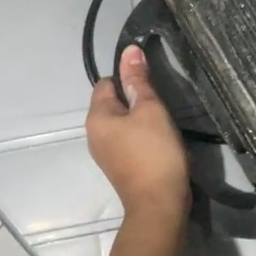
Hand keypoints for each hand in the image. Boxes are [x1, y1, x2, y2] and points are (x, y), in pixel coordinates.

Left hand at [87, 44, 190, 221]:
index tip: (151, 85)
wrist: (159, 205)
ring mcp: (104, 153)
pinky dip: (141, 137)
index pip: (107, 83)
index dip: (128, 78)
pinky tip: (159, 142)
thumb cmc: (154, 153)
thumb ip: (139, 80)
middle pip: (113, 103)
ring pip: (122, 123)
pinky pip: (127, 140)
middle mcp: (94, 134)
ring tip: (162, 124)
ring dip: (140, 119)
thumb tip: (130, 49)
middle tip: (161, 105)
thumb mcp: (151, 110)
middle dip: (136, 99)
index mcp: (96, 117)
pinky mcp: (118, 167)